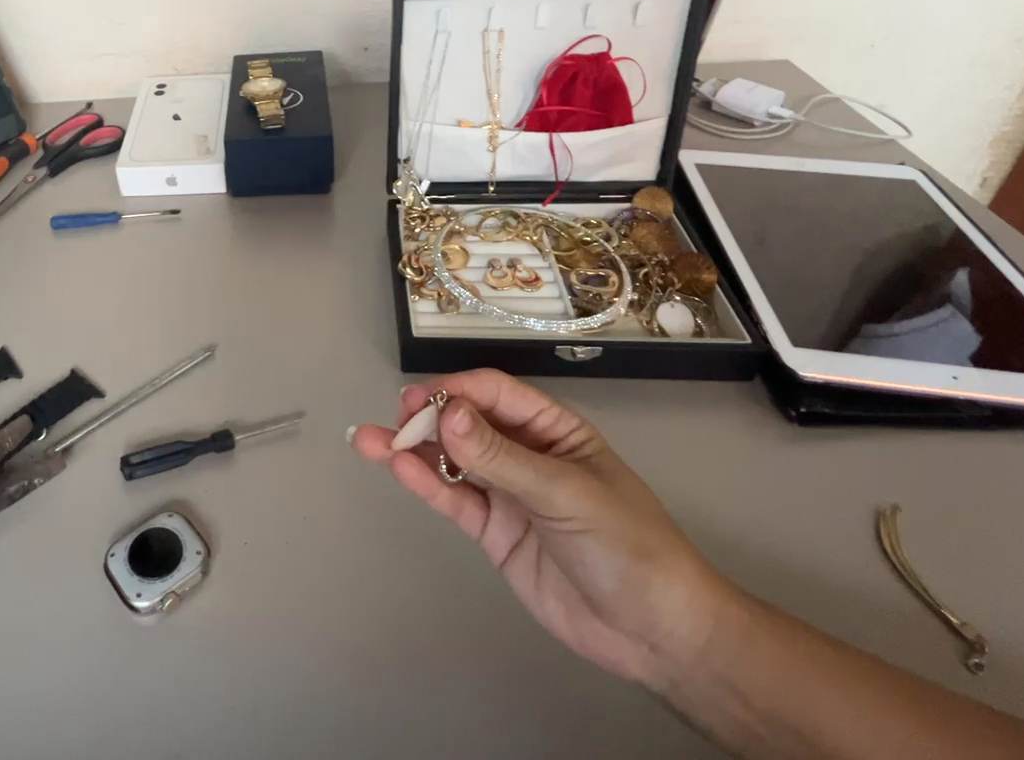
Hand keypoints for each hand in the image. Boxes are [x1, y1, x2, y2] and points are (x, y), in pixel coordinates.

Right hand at [351, 370, 740, 687]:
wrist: (654, 631)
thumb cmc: (627, 545)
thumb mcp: (566, 493)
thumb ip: (503, 457)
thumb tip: (448, 414)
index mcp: (554, 430)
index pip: (496, 395)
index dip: (456, 392)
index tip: (418, 401)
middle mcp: (526, 454)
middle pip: (468, 423)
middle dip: (430, 417)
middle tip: (397, 419)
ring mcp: (507, 493)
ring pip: (452, 461)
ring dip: (413, 448)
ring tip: (369, 440)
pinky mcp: (493, 531)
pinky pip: (454, 500)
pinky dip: (426, 484)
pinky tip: (398, 469)